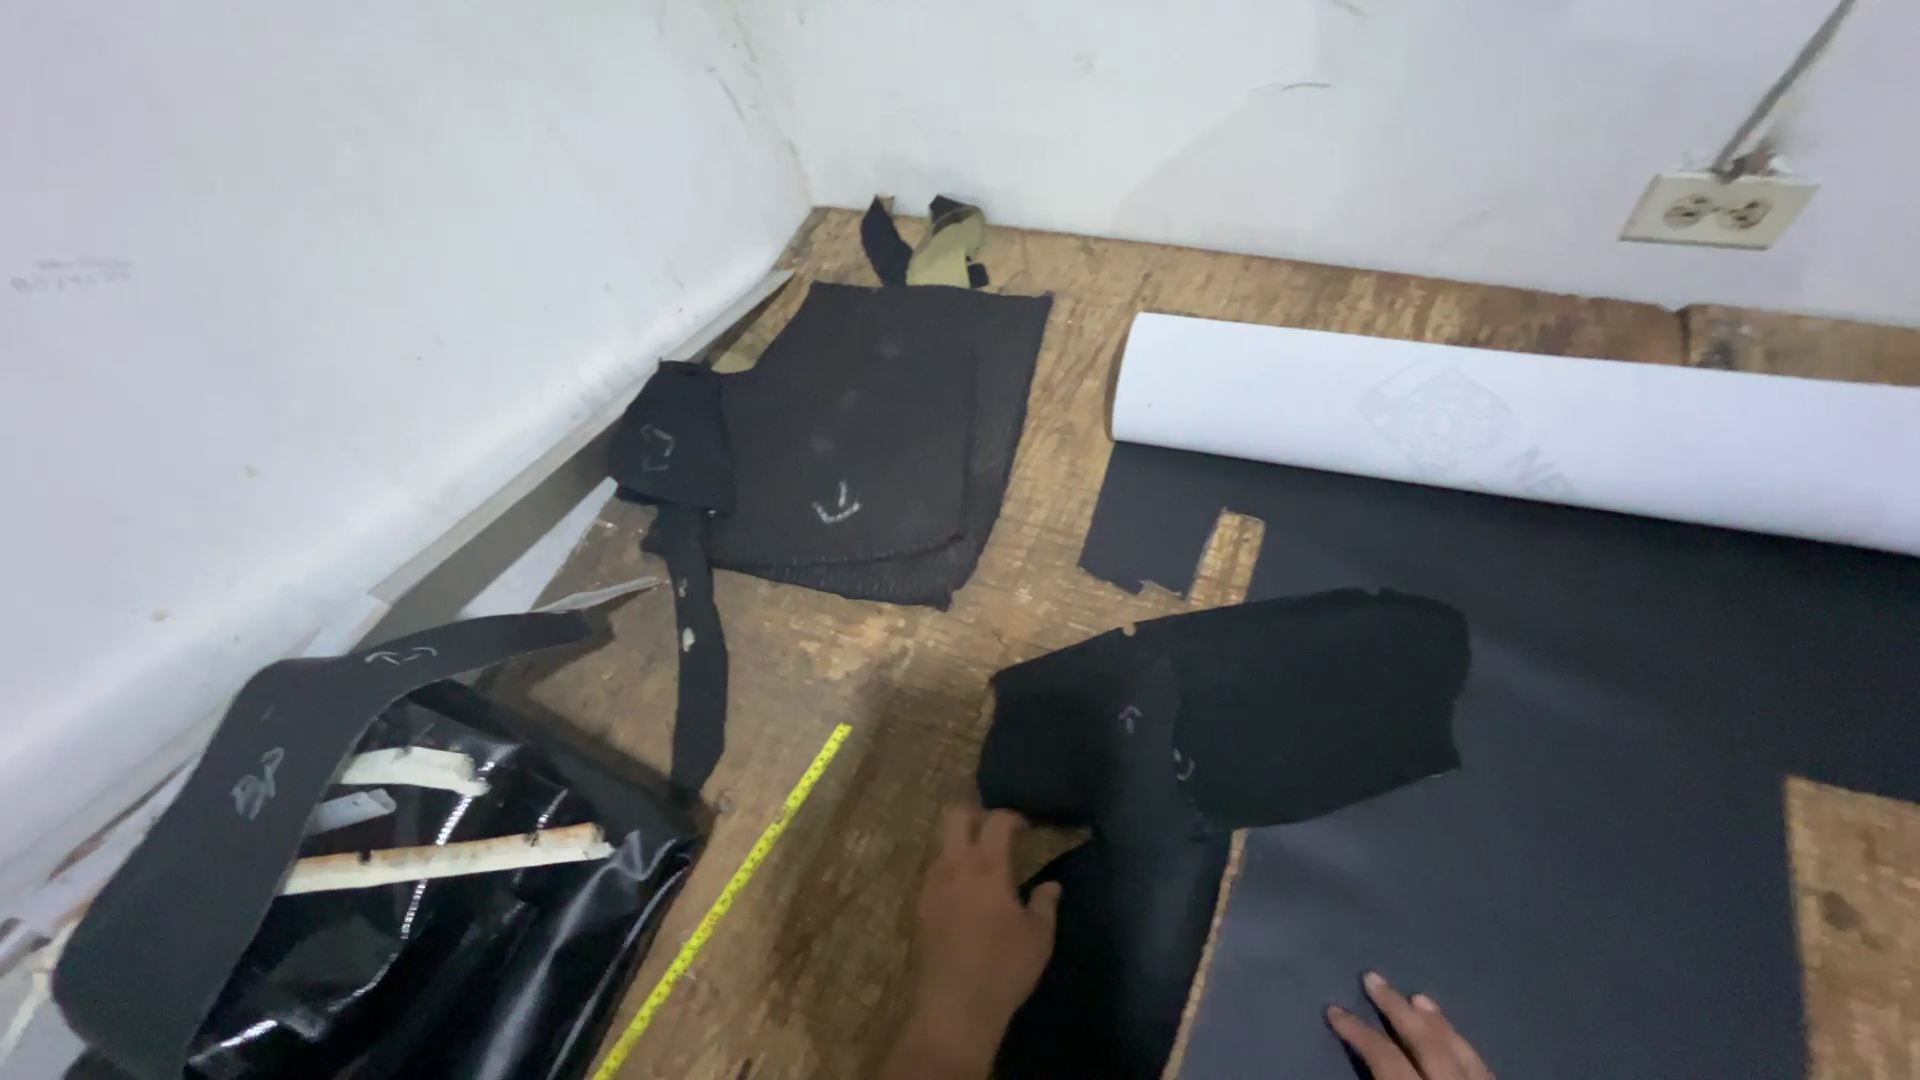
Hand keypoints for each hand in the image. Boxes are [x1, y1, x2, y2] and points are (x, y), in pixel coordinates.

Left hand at [880, 806, 1060, 1079]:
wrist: (955, 1007)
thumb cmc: (1004, 968)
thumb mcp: (1038, 937)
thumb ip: (1045, 904)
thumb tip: (1052, 885)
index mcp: (987, 866)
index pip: (996, 820)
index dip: (1012, 817)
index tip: (1025, 826)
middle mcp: (954, 865)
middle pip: (956, 815)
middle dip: (976, 814)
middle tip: (996, 833)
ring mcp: (932, 883)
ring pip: (942, 842)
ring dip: (961, 842)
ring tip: (981, 865)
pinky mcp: (919, 904)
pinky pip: (934, 870)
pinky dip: (950, 869)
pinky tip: (964, 893)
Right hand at [1327, 972, 1493, 1078]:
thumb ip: (1375, 1078)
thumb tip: (1352, 1051)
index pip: (1384, 1055)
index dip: (1357, 1031)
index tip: (1333, 1009)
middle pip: (1425, 1041)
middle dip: (1396, 1007)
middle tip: (1372, 976)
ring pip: (1463, 1051)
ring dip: (1439, 1022)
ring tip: (1420, 996)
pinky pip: (1485, 1068)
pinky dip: (1466, 1047)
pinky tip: (1456, 1036)